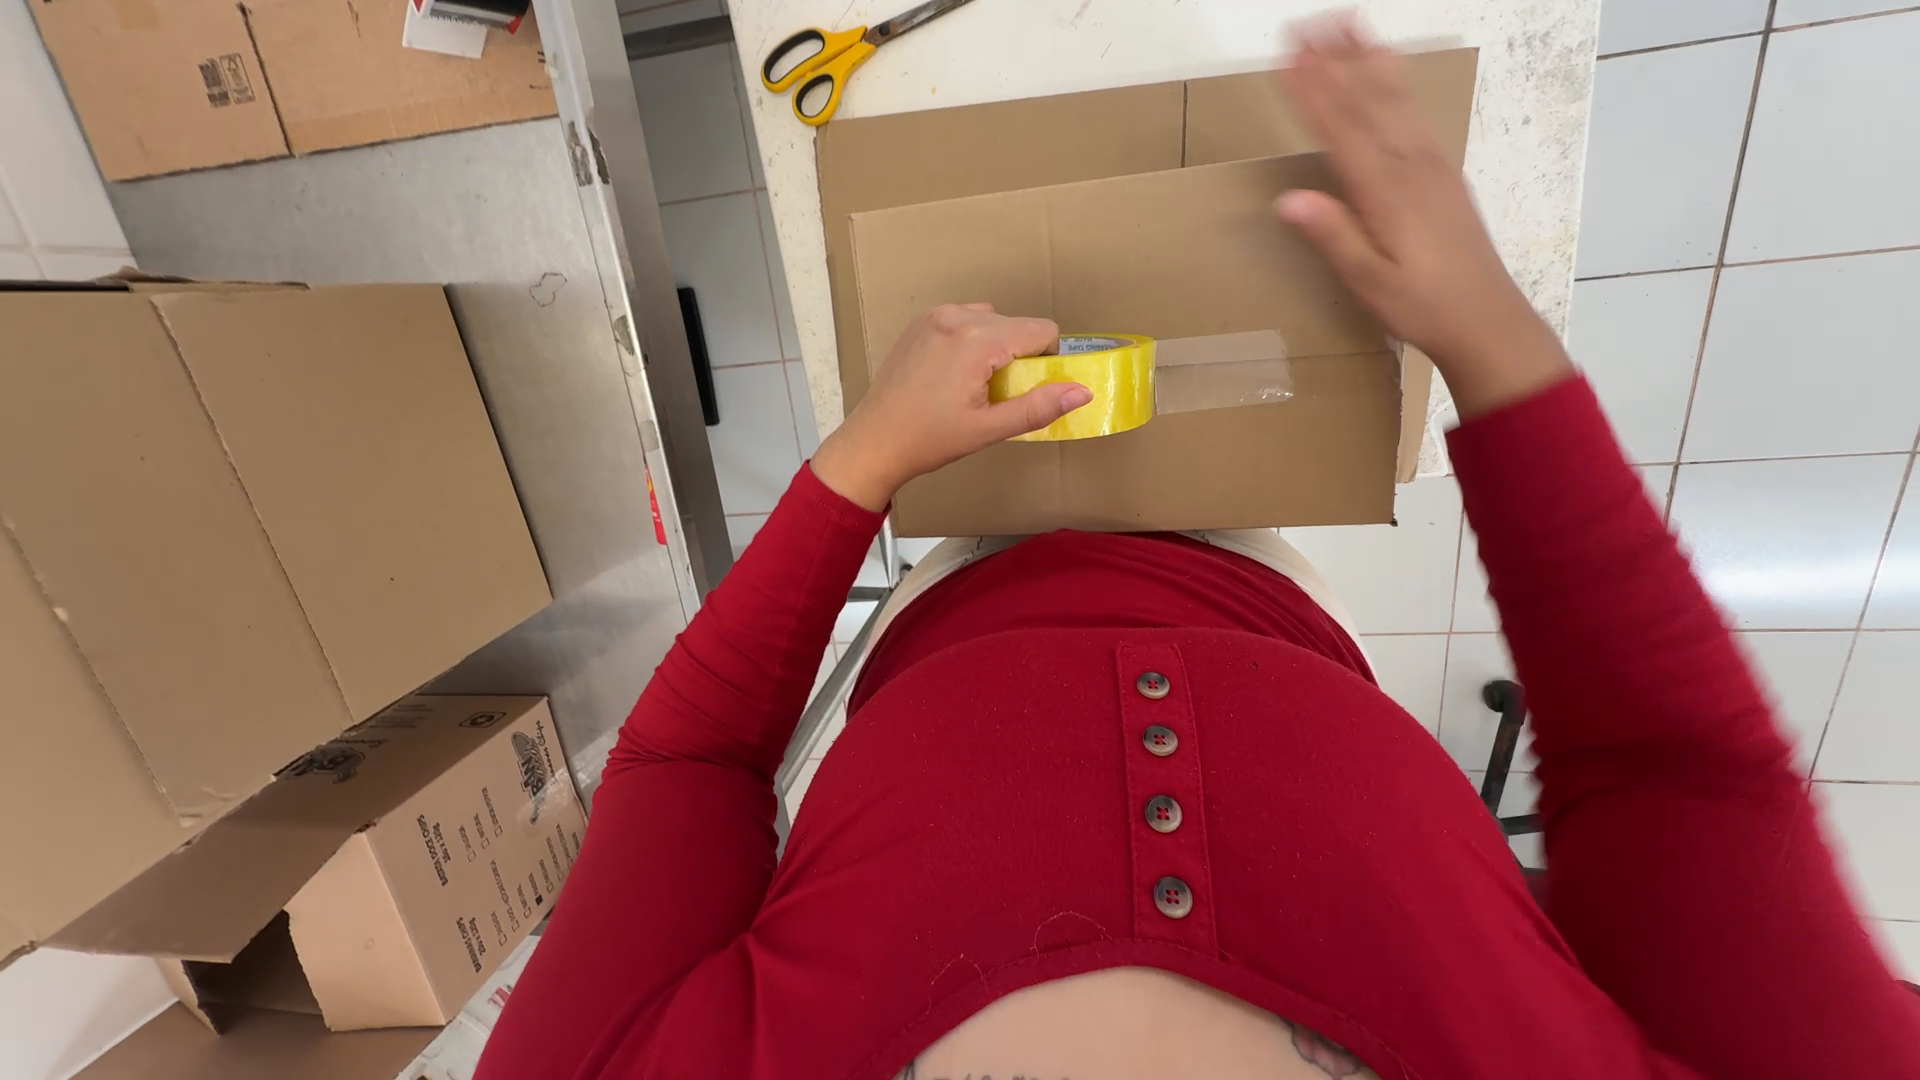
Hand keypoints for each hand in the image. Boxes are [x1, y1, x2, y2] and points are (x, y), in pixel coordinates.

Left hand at [810, 304, 1092, 510]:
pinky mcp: (921, 322)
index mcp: (976, 339)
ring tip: (973, 386)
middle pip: (1017, 324)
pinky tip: (953, 376)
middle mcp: (956, 316)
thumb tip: (1082, 391)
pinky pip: (965, 320)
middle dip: (1019, 356)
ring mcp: (935, 315)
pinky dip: (972, 342)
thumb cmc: (928, 439)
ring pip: (993, 320)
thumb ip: (1038, 407)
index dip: (1046, 361)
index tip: (1025, 390)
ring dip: (996, 348)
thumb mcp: (989, 429)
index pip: (1042, 330)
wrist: (874, 441)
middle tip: (995, 396)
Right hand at [1277, 14, 1572, 417]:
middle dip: (1337, 59)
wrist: (1485, 317)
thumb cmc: (1421, 305)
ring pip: (1396, 97)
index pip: (1343, 129)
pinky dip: (1395, 82)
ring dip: (1366, 58)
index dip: (1314, 92)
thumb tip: (1289, 199)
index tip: (1288, 58)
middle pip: (1370, 99)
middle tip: (1306, 24)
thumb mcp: (1369, 280)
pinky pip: (1414, 113)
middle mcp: (1412, 165)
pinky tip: (1387, 71)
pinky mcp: (1440, 172)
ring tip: (1346, 24)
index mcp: (1388, 190)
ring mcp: (1431, 163)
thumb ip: (1333, 236)